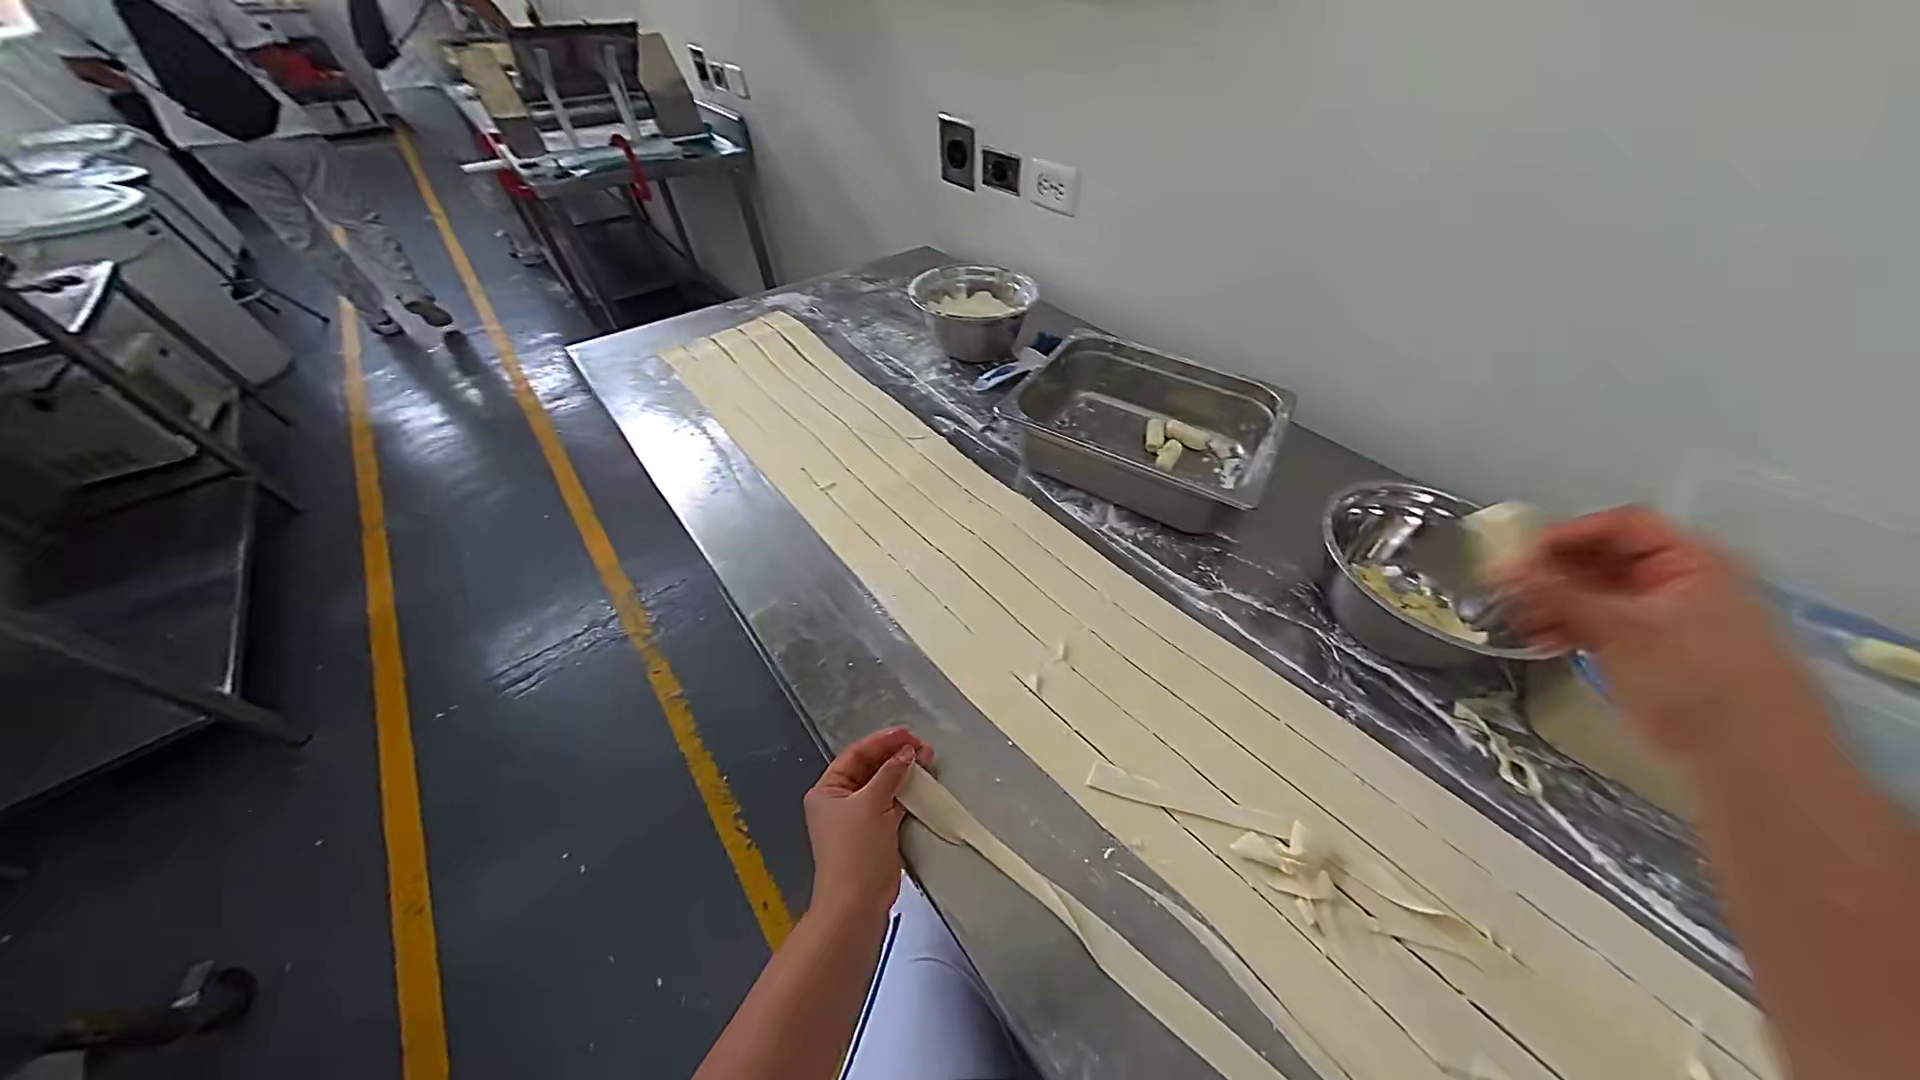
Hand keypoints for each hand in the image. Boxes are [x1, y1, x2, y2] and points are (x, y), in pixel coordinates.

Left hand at [803, 727, 932, 922]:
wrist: (857, 902)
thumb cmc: (855, 850)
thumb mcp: (871, 804)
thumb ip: (890, 774)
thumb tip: (907, 752)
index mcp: (828, 790)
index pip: (856, 755)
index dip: (881, 741)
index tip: (907, 733)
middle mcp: (841, 799)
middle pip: (870, 767)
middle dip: (895, 755)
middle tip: (921, 745)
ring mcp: (860, 815)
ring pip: (884, 783)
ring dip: (904, 771)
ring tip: (927, 757)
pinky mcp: (877, 830)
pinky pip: (893, 801)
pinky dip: (907, 791)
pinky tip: (923, 780)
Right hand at [1503, 507, 1823, 758]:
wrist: (1747, 756)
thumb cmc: (1698, 679)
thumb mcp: (1622, 629)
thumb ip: (1556, 595)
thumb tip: (1500, 569)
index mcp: (1691, 563)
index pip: (1622, 526)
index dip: (1571, 534)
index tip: (1521, 555)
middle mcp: (1673, 583)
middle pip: (1600, 558)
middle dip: (1550, 573)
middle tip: (1509, 589)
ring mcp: (1656, 617)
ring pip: (1588, 593)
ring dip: (1548, 603)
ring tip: (1517, 621)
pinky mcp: (1638, 648)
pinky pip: (1590, 623)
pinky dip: (1561, 626)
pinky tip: (1538, 640)